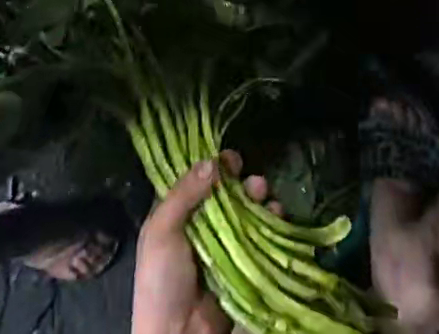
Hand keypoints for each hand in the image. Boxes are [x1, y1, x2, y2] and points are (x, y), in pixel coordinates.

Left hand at [131, 153, 279, 333]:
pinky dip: (269, 223)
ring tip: (265, 193)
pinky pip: (258, 238)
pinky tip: (276, 213)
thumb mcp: (162, 232)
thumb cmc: (162, 280)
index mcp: (176, 215)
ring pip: (244, 213)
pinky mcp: (242, 265)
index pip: (196, 181)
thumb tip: (211, 161)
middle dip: (240, 183)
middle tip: (253, 179)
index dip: (213, 166)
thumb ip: (184, 194)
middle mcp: (200, 226)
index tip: (230, 158)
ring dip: (257, 199)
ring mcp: (222, 246)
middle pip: (224, 195)